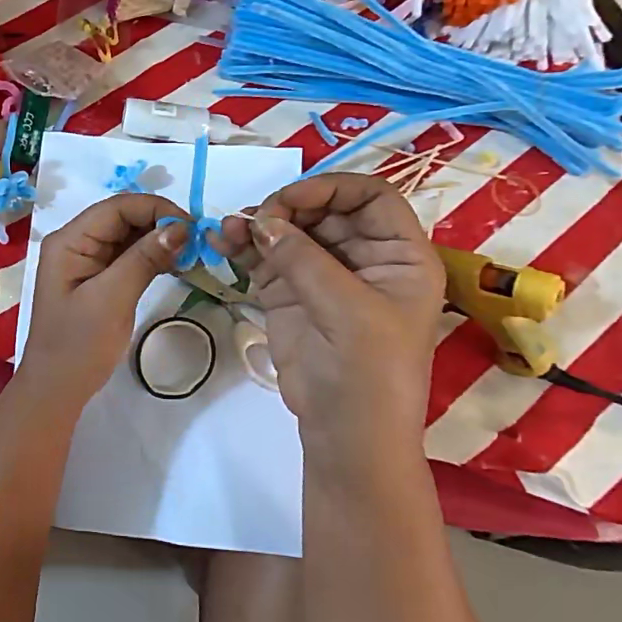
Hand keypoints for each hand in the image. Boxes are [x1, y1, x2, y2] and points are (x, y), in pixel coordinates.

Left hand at [22, 193, 186, 401]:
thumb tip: (181, 228)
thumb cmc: (78, 344)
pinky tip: (176, 265)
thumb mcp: (111, 299)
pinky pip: (130, 257)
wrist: (58, 388)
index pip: (117, 207)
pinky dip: (153, 257)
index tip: (192, 228)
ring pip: (130, 236)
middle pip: (124, 218)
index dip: (156, 209)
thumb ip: (144, 259)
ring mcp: (88, 262)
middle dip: (161, 224)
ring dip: (160, 240)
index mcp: (69, 241)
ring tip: (192, 254)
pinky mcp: (100, 279)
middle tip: (198, 242)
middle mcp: (77, 243)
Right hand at [215, 175, 443, 426]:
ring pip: (291, 233)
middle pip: (324, 211)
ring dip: (260, 225)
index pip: (370, 198)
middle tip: (255, 219)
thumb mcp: (346, 309)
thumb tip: (260, 221)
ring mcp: (322, 277)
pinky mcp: (290, 296)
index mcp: (399, 255)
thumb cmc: (368, 370)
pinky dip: (245, 249)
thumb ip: (303, 260)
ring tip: (229, 228)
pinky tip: (223, 241)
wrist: (346, 432)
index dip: (332, 188)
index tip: (290, 200)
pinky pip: (267, 260)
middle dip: (288, 208)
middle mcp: (362, 258)